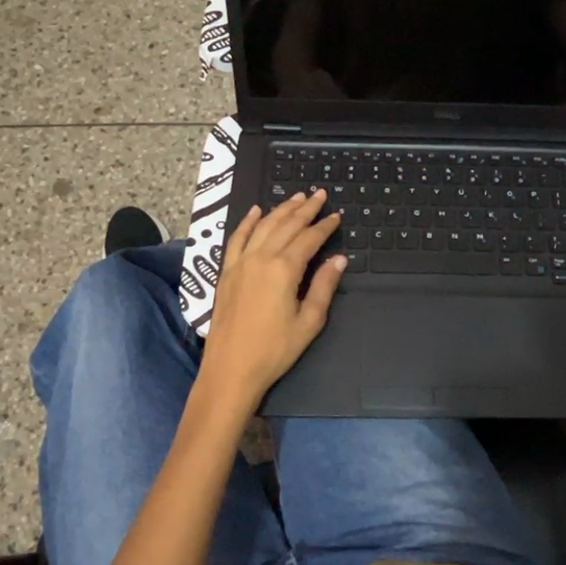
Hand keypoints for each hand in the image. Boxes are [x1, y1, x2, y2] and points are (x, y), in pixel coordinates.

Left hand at [203, 190, 346, 401]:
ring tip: (296, 196)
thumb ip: (324, 286)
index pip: (309, 239)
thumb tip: (339, 259)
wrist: (230, 370)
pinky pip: (237, 238)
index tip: (336, 215)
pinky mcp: (226, 273)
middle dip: (305, 208)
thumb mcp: (309, 322)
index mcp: (284, 269)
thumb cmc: (274, 350)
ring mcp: (240, 263)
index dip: (325, 225)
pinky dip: (247, 222)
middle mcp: (261, 258)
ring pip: (263, 226)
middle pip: (287, 225)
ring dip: (281, 209)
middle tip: (320, 194)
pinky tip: (256, 211)